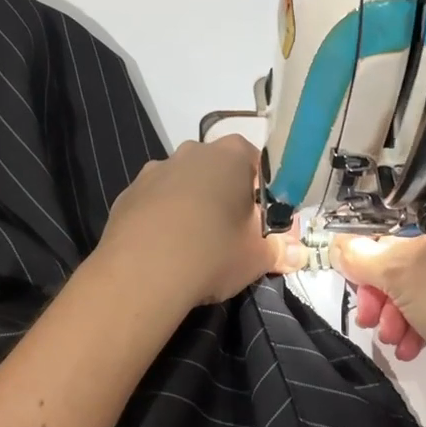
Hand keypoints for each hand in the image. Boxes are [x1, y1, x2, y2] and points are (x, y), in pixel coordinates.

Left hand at [96, 136, 300, 309]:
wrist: (141, 274)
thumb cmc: (213, 253)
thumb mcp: (257, 257)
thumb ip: (279, 250)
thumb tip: (298, 254)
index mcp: (231, 155)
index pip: (256, 163)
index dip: (262, 193)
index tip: (260, 221)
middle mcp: (192, 152)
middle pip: (217, 170)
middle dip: (225, 195)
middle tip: (230, 234)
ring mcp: (155, 170)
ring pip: (183, 184)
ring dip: (191, 205)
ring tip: (193, 245)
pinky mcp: (127, 194)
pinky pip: (154, 202)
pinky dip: (161, 219)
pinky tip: (163, 250)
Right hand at [331, 216, 425, 399]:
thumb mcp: (399, 272)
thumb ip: (360, 256)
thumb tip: (338, 246)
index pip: (394, 213)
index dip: (365, 240)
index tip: (348, 268)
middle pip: (400, 252)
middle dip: (378, 287)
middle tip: (367, 312)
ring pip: (413, 282)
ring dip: (392, 310)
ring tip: (388, 334)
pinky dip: (414, 323)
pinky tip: (408, 347)